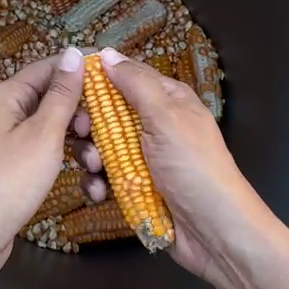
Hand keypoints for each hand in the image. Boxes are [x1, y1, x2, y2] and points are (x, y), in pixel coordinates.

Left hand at [0, 46, 85, 276]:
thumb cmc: (10, 179)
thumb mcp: (43, 134)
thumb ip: (62, 94)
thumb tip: (75, 52)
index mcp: (11, 94)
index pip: (50, 67)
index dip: (80, 69)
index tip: (113, 76)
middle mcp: (10, 111)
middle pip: (55, 98)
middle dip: (83, 114)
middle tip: (100, 131)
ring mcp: (13, 139)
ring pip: (57, 128)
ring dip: (80, 143)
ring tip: (95, 165)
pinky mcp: (19, 165)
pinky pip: (50, 152)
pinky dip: (69, 162)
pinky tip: (89, 183)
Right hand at [77, 48, 283, 288]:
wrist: (216, 235)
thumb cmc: (195, 168)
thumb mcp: (166, 118)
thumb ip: (135, 84)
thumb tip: (106, 53)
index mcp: (167, 99)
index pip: (125, 76)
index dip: (98, 80)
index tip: (72, 89)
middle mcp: (154, 124)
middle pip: (108, 112)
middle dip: (90, 124)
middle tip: (82, 133)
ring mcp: (144, 158)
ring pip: (102, 146)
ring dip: (91, 156)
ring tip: (95, 169)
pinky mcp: (136, 188)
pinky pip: (106, 177)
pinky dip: (98, 184)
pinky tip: (98, 192)